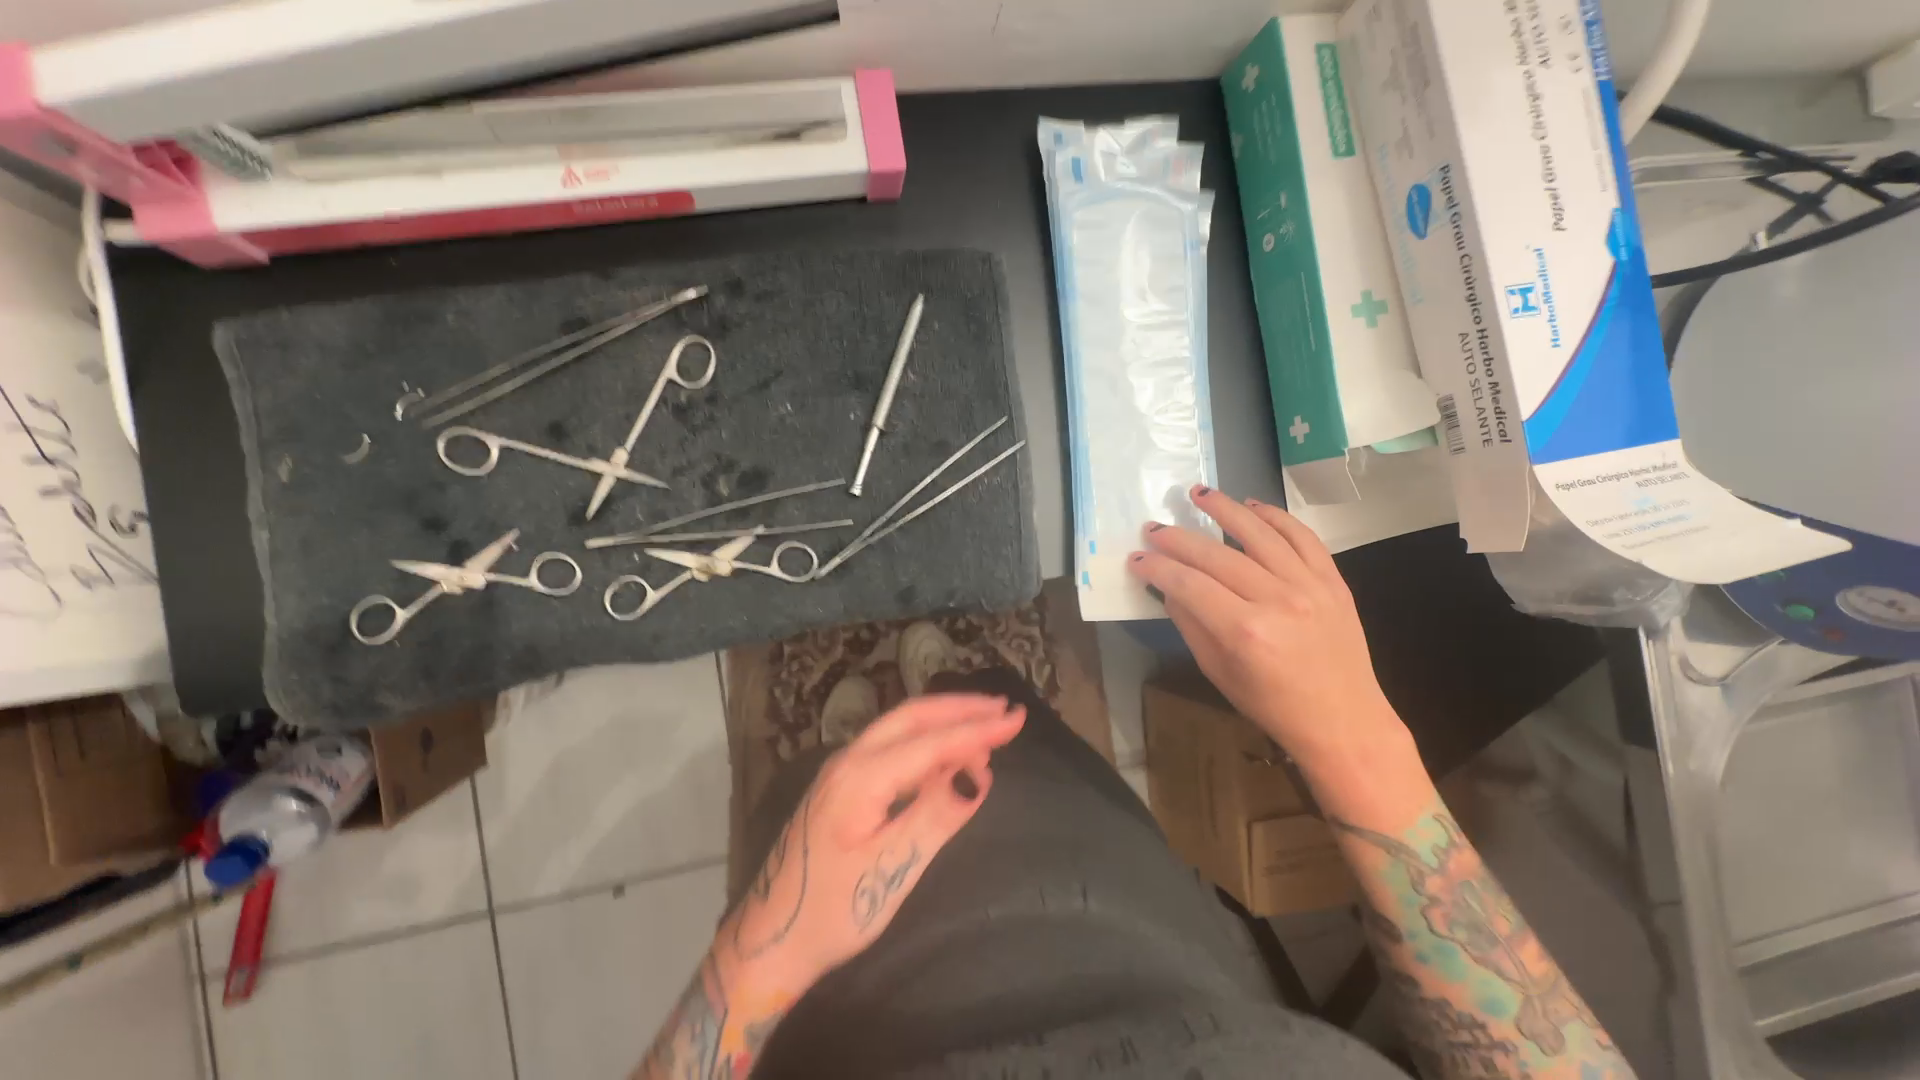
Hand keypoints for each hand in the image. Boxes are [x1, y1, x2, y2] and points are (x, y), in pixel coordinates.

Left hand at [716, 694, 1025, 997]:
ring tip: (986, 725)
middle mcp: (848, 762)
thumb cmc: (831, 913)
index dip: (977, 729)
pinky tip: (945, 758)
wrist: (769, 941)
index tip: (1017, 719)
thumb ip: (935, 816)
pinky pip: (890, 748)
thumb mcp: (891, 869)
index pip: (931, 741)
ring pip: (899, 730)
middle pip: (911, 718)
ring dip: (943, 722)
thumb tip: (980, 772)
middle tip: (1005, 710)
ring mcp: (840, 773)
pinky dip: (925, 743)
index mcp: (860, 778)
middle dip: (960, 709)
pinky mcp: (841, 789)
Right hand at [1127, 485, 1409, 773]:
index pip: (1189, 585)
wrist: (1344, 721)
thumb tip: (1168, 588)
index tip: (1137, 557)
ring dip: (1226, 509)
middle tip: (1154, 527)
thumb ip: (1192, 625)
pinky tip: (1252, 506)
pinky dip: (1276, 517)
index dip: (1158, 567)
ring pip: (1260, 534)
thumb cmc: (1273, 706)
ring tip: (1199, 494)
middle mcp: (1277, 601)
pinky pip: (1303, 538)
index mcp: (1244, 632)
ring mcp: (1310, 587)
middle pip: (1217, 556)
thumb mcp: (1219, 672)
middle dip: (1179, 539)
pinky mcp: (1333, 582)